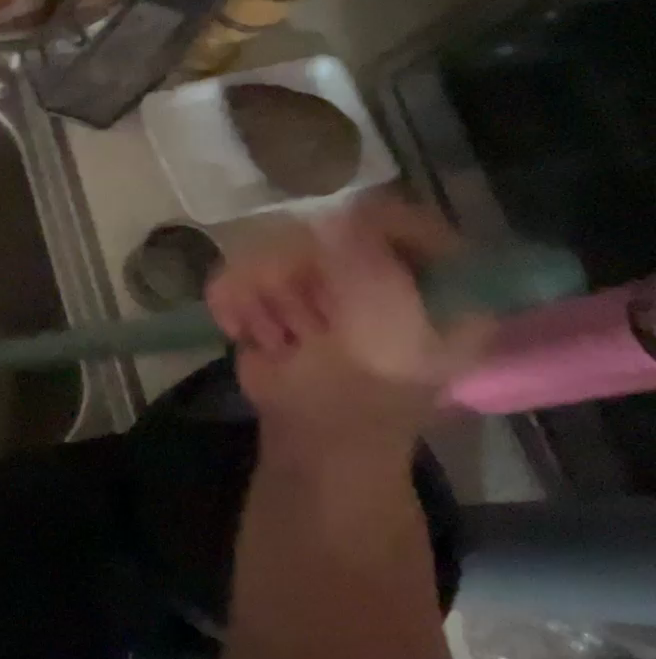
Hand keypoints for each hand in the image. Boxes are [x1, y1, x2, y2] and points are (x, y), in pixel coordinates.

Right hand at [205, 197, 494, 459]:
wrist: (309, 443)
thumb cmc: (363, 397)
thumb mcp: (386, 334)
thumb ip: (371, 270)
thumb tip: (336, 215)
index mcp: (429, 278)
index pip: (399, 222)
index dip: (363, 226)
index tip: (330, 244)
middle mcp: (374, 272)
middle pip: (323, 234)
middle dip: (298, 274)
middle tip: (301, 315)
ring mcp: (318, 285)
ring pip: (271, 252)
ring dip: (262, 296)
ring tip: (275, 335)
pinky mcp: (270, 300)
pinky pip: (236, 276)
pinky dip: (230, 302)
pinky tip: (241, 330)